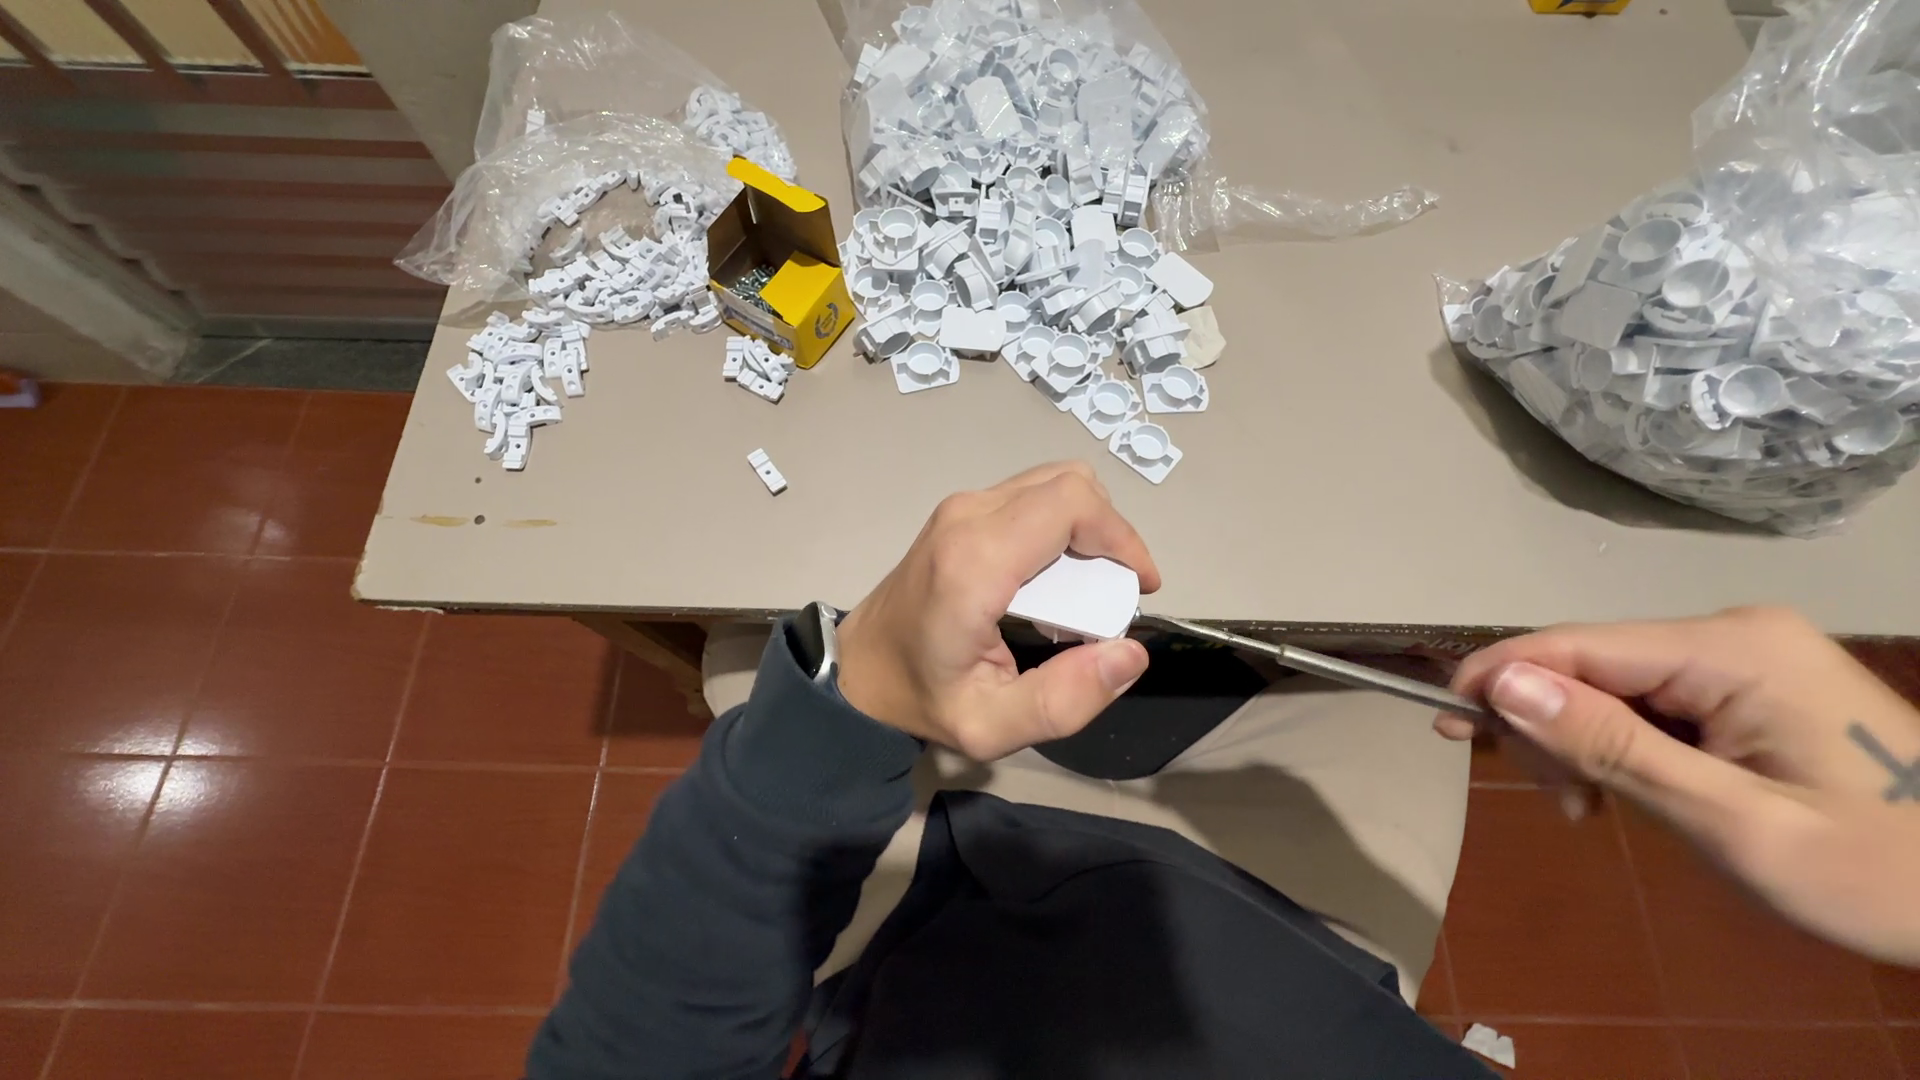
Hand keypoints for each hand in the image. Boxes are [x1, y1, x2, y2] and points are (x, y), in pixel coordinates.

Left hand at [836, 462, 1157, 761]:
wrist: (858, 671)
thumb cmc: (921, 698)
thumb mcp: (991, 726)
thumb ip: (1064, 700)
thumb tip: (1130, 654)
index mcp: (975, 562)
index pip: (1071, 504)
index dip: (1121, 537)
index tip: (1139, 586)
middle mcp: (967, 517)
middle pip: (1069, 485)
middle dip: (1110, 535)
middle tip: (1114, 594)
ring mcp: (960, 508)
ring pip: (1052, 484)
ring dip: (1087, 528)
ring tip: (1090, 587)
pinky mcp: (959, 512)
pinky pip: (1031, 496)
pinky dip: (1061, 525)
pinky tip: (1057, 576)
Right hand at [1442, 606, 1919, 965]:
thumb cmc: (1886, 875)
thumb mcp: (1737, 824)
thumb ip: (1614, 748)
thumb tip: (1502, 685)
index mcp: (1731, 650)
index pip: (1571, 645)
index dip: (1498, 679)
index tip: (1445, 726)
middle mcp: (1727, 632)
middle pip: (1582, 662)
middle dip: (1547, 726)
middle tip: (1557, 802)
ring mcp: (1737, 652)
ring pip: (1602, 682)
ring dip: (1577, 741)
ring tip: (1588, 806)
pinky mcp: (1741, 677)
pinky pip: (1641, 697)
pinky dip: (1613, 742)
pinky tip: (1619, 785)